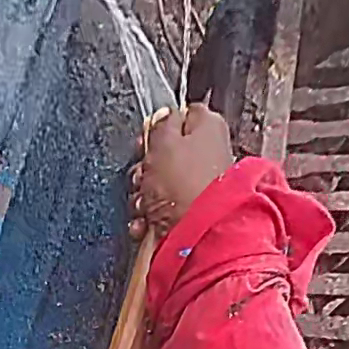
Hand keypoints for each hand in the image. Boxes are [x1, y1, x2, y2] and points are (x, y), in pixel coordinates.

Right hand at [129, 103, 235, 240]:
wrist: (194, 232)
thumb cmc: (181, 183)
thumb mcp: (164, 142)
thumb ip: (161, 124)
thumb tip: (162, 117)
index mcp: (206, 127)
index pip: (179, 116)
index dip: (158, 128)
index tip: (144, 142)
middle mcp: (205, 154)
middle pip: (164, 155)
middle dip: (145, 169)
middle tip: (142, 177)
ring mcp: (195, 186)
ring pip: (157, 186)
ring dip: (142, 197)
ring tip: (143, 206)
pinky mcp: (186, 214)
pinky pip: (158, 211)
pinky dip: (146, 219)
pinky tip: (145, 224)